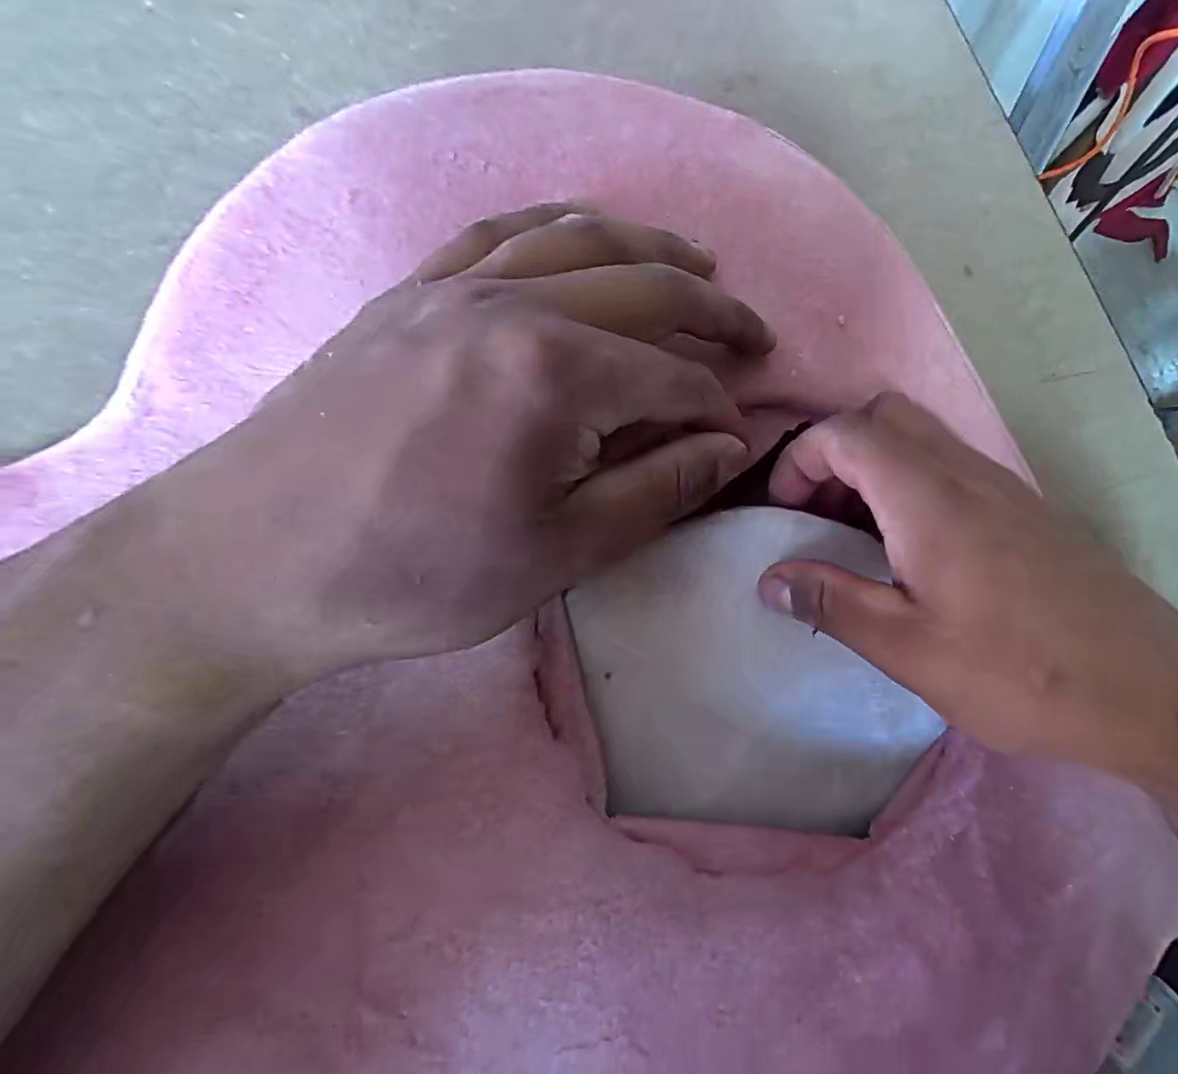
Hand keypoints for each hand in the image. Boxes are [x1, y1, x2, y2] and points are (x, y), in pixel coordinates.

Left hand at [105, 204, 776, 681]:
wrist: (247, 566)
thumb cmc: (426, 571)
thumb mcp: (571, 548)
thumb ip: (664, 486)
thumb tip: (729, 447)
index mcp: (556, 373)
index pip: (676, 379)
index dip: (719, 412)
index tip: (734, 445)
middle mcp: (511, 308)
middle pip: (646, 290)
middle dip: (715, 315)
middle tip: (758, 337)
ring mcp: (453, 290)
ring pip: (579, 241)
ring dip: (652, 249)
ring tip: (699, 265)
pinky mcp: (411, 295)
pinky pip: (500, 233)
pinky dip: (561, 226)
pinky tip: (589, 234)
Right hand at [756, 395, 1177, 785]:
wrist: (1145, 686)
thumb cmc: (1020, 674)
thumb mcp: (912, 650)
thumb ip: (835, 604)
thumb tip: (770, 579)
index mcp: (930, 496)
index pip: (846, 432)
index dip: (798, 460)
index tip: (782, 513)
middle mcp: (971, 473)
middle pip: (889, 418)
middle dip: (839, 452)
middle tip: (821, 517)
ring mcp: (1010, 488)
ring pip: (929, 442)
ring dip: (882, 471)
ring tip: (864, 540)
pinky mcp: (1035, 513)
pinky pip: (962, 473)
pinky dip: (921, 489)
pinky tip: (924, 556)